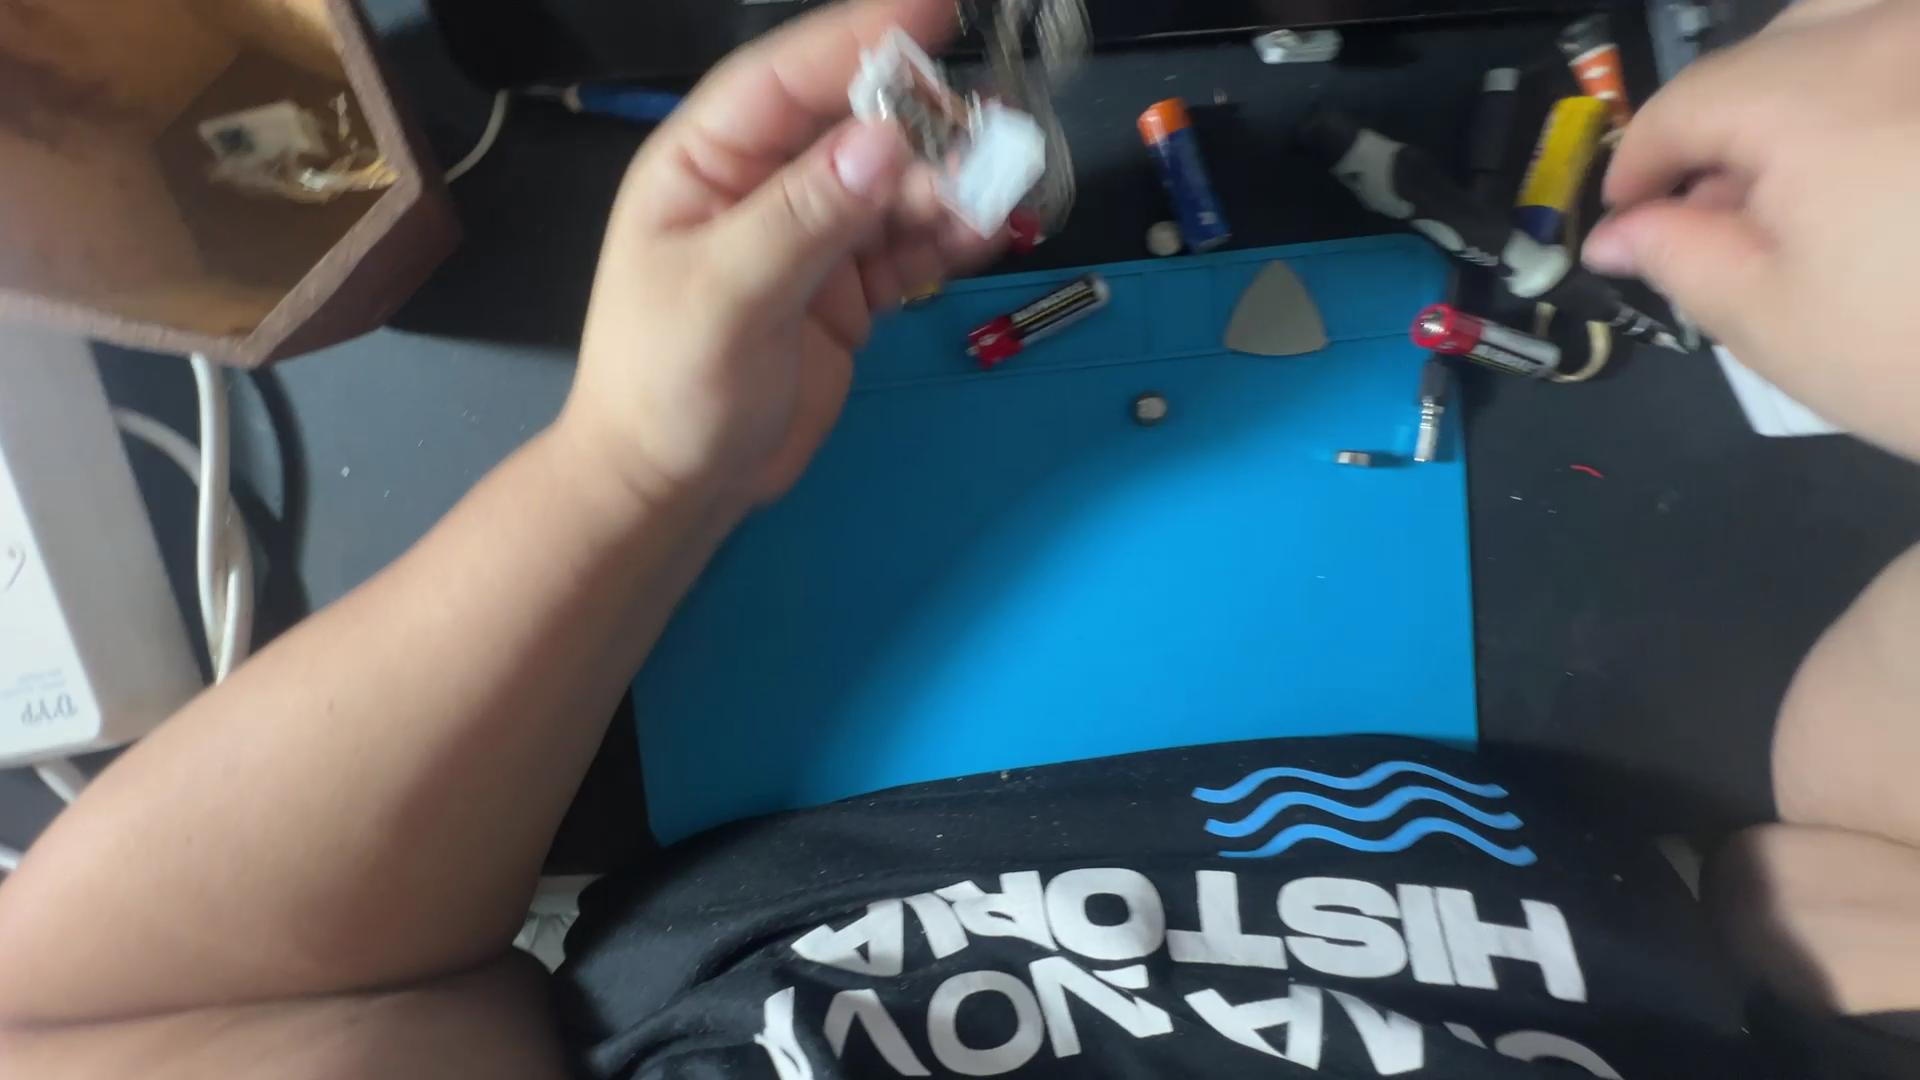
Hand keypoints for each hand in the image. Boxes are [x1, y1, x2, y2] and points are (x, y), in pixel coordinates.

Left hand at [562, 0, 1001, 508]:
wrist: (682, 482)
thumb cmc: (669, 388)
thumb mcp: (724, 299)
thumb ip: (800, 222)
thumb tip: (878, 146)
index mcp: (709, 169)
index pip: (786, 83)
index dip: (858, 41)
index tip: (934, 14)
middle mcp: (766, 195)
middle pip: (856, 138)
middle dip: (923, 135)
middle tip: (991, 141)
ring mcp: (813, 248)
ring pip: (892, 198)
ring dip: (948, 192)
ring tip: (1002, 193)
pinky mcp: (847, 297)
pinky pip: (905, 255)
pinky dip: (944, 245)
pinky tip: (982, 236)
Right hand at [1582, 0, 1919, 456]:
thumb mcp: (1761, 316)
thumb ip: (1673, 254)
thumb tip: (1618, 231)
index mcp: (1836, 97)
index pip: (1692, 99)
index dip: (1635, 160)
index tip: (1624, 216)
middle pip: (1795, 30)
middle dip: (1729, 109)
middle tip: (1713, 190)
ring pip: (1881, 24)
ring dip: (1821, 85)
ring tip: (1813, 170)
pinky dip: (1892, 95)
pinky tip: (1890, 165)